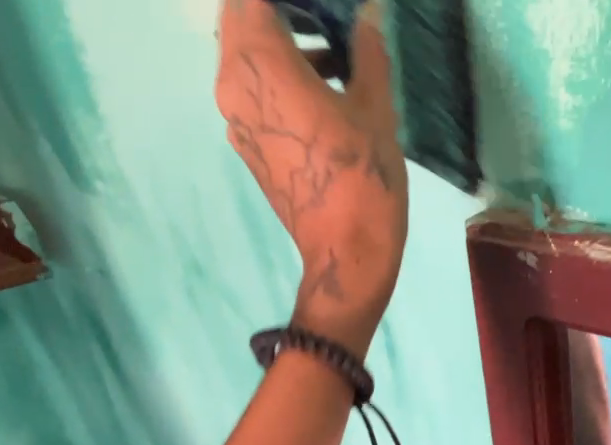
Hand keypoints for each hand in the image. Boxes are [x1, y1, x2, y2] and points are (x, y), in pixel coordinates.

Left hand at [217, 0, 408, 354]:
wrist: (346, 253)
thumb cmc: (365, 181)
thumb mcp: (376, 112)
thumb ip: (367, 55)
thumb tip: (367, 16)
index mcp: (263, 63)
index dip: (293, 1)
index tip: (325, 9)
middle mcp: (234, 83)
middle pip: (242, 18)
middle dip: (282, 13)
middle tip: (328, 24)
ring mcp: (234, 117)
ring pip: (244, 55)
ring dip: (280, 44)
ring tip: (333, 59)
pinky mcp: (245, 144)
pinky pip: (251, 90)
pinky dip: (277, 78)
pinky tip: (322, 94)